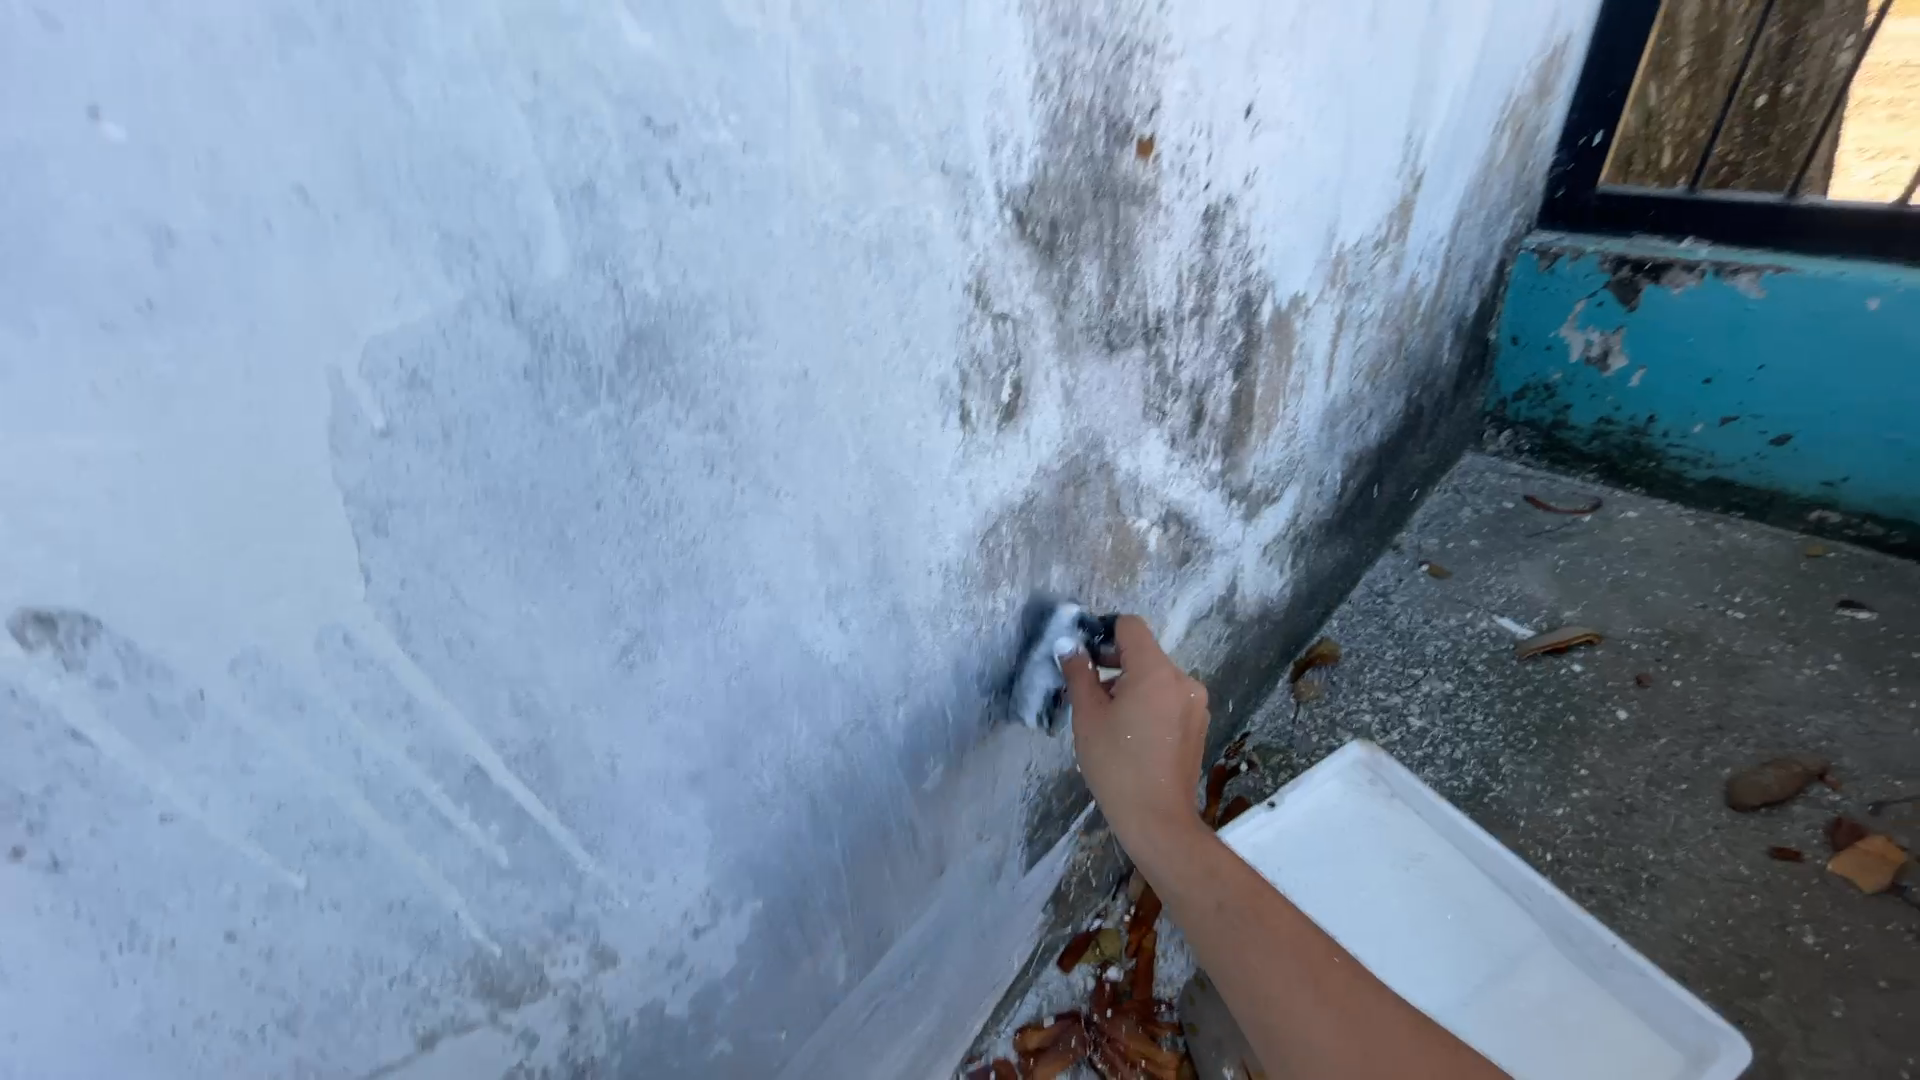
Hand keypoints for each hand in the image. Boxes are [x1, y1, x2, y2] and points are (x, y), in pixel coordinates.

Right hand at [1062, 615, 1209, 849]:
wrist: (1157, 819)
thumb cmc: (1116, 765)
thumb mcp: (1087, 716)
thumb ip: (1078, 673)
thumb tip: (1069, 647)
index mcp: (1156, 671)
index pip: (1131, 626)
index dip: (1104, 632)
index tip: (1084, 656)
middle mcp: (1183, 680)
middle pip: (1144, 652)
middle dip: (1114, 663)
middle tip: (1088, 691)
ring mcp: (1195, 703)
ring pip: (1156, 677)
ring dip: (1131, 685)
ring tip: (1108, 718)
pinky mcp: (1198, 723)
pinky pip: (1168, 697)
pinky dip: (1148, 702)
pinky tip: (1131, 733)